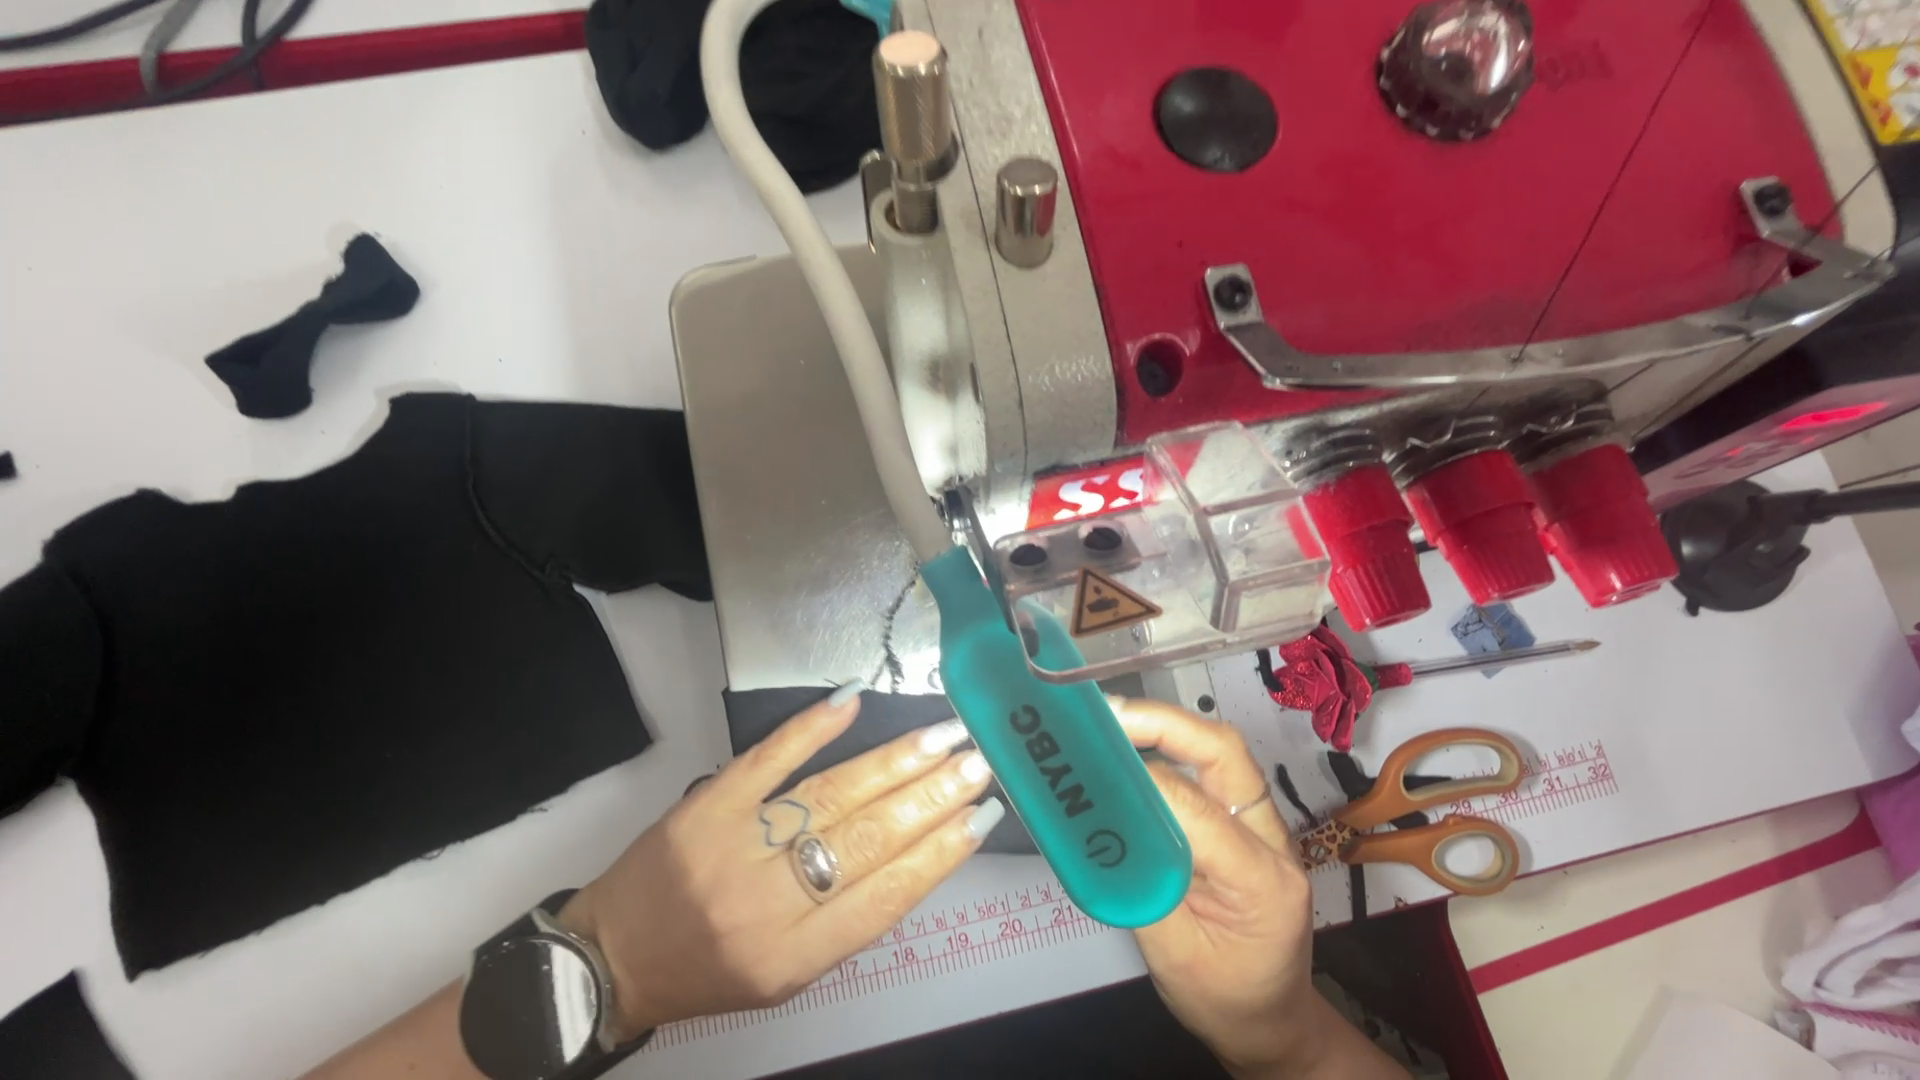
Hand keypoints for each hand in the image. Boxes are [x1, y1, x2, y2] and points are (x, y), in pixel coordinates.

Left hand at [562, 683, 1002, 1039]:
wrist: (616, 955)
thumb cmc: (712, 970)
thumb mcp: (787, 973)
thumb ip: (849, 920)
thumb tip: (920, 850)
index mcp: (793, 957)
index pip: (884, 898)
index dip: (938, 854)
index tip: (981, 815)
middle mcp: (766, 904)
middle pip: (864, 840)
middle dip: (929, 798)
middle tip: (976, 763)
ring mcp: (732, 846)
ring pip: (829, 796)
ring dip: (893, 763)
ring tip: (943, 738)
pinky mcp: (705, 804)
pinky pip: (765, 758)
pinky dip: (811, 727)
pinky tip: (853, 700)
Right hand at [1110, 697, 1327, 1075]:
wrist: (1273, 1024)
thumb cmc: (1225, 1001)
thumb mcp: (1173, 957)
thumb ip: (1139, 886)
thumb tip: (1098, 824)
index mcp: (1261, 881)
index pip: (1198, 810)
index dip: (1144, 781)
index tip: (1093, 764)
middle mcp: (1271, 840)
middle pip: (1225, 753)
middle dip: (1164, 723)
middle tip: (1105, 716)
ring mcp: (1264, 828)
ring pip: (1220, 754)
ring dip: (1166, 730)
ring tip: (1111, 725)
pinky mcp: (1246, 825)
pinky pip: (1209, 773)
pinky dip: (1169, 753)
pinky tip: (1131, 754)